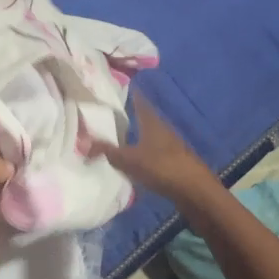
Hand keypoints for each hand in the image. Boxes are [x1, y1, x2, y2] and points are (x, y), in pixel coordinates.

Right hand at [85, 93, 218, 202]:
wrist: (194, 190)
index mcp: (152, 122)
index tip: (115, 88)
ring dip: (136, 134)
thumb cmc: (161, 168)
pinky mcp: (174, 161)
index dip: (129, 93)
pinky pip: (153, 151)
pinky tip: (134, 159)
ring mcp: (170, 145)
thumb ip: (107, 151)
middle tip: (111, 114)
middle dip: (130, 115)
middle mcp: (162, 129)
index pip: (139, 101)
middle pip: (144, 118)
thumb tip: (83, 142)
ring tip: (118, 136)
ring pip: (149, 134)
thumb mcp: (129, 160)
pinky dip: (142, 151)